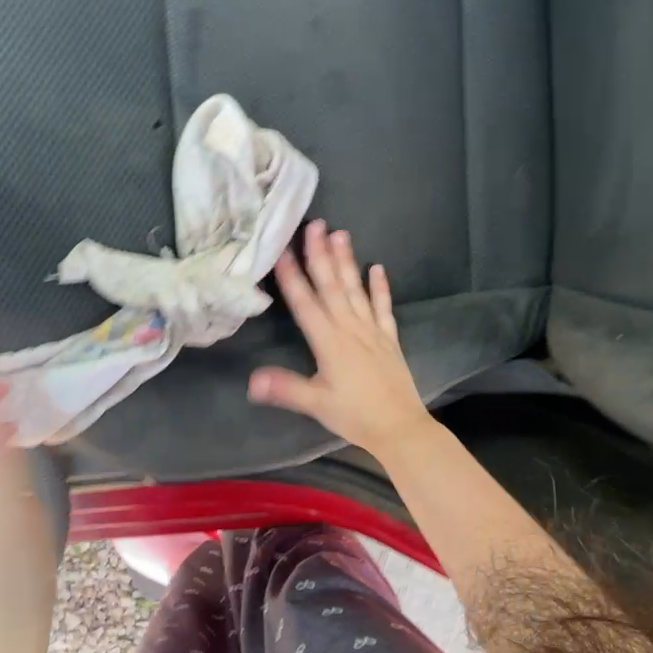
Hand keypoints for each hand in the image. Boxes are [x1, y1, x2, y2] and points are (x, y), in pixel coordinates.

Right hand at [249, 220, 432, 455]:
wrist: (401, 428)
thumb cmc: (355, 415)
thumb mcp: (316, 403)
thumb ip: (285, 388)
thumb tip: (251, 380)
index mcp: (328, 341)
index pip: (305, 302)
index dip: (292, 275)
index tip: (281, 249)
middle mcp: (349, 328)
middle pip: (332, 285)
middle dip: (320, 254)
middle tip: (315, 224)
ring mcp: (372, 331)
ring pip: (355, 289)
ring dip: (347, 261)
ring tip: (340, 233)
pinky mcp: (389, 339)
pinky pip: (383, 307)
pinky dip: (380, 287)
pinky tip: (377, 267)